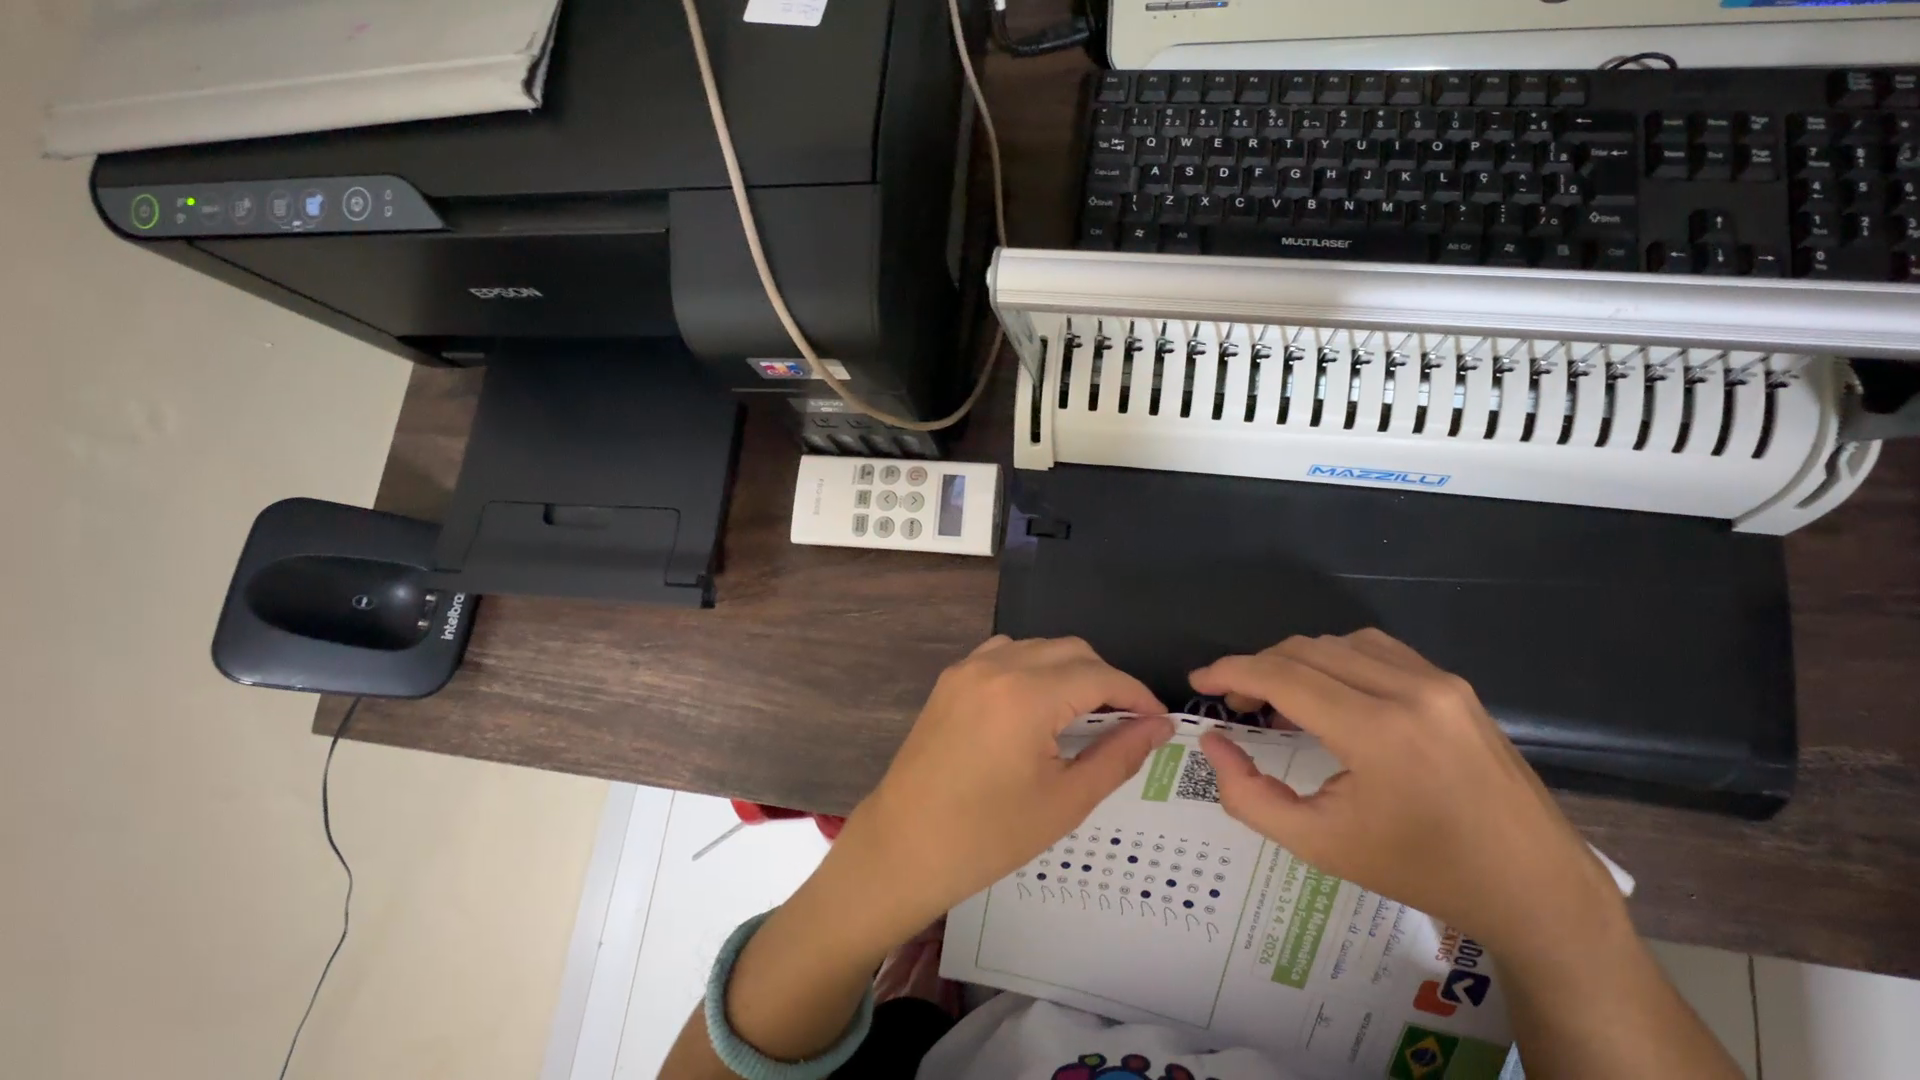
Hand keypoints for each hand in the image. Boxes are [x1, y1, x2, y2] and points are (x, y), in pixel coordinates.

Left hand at [833, 636, 1172, 938]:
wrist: (903, 848)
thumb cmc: (988, 836)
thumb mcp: (1065, 801)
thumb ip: (1118, 755)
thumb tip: (1158, 726)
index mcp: (1027, 695)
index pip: (1101, 676)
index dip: (1137, 695)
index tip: (1159, 721)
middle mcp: (997, 667)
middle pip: (1071, 651)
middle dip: (1106, 679)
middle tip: (1126, 722)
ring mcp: (967, 669)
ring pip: (1037, 647)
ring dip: (1069, 669)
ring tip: (1086, 714)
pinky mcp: (949, 681)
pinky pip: (1003, 654)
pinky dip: (1032, 667)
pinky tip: (1039, 706)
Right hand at [1192, 629, 1622, 952]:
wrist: (1532, 885)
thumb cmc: (1420, 870)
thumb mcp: (1319, 844)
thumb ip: (1250, 795)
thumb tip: (1214, 744)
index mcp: (1377, 730)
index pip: (1282, 674)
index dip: (1230, 670)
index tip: (1198, 682)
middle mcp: (1409, 689)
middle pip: (1307, 650)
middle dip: (1259, 668)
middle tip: (1236, 705)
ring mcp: (1440, 682)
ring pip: (1341, 642)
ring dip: (1298, 661)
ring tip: (1280, 699)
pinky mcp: (1456, 686)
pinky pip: (1379, 650)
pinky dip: (1339, 660)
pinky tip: (1332, 693)